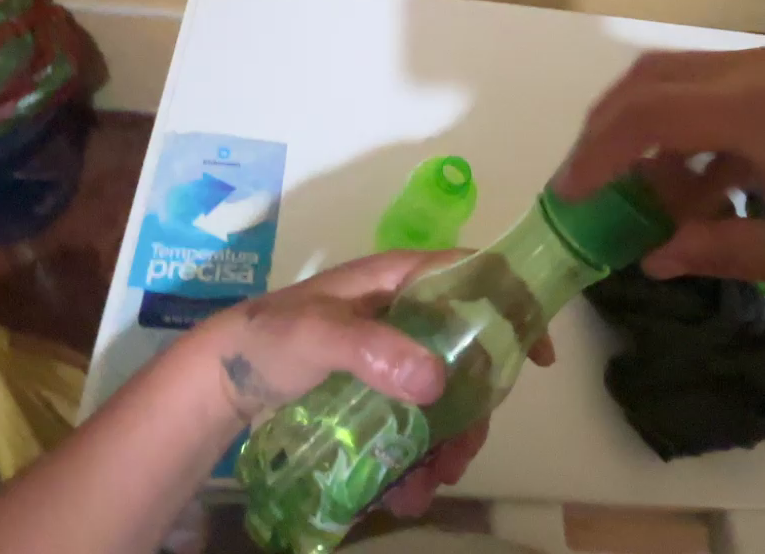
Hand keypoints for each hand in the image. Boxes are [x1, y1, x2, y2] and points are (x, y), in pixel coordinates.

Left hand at [199, 251, 553, 515]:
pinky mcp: (380, 388)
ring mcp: (393, 352)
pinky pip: (420, 418)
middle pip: (469, 348)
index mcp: (399, 280)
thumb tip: (437, 381)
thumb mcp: (317, 334)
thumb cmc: (273, 337)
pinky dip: (423, 453)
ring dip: (450, 441)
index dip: (512, 305)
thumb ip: (371, 348)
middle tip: (464, 453)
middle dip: (476, 404)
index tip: (540, 355)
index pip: (472, 276)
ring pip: (448, 392)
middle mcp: (406, 312)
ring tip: (425, 485)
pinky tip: (405, 488)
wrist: (224, 376)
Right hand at [554, 45, 764, 294]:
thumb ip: (721, 249)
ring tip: (649, 196)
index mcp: (760, 107)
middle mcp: (759, 70)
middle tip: (591, 183)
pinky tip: (705, 186)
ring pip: (682, 81)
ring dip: (651, 131)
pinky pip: (720, 93)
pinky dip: (694, 132)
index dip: (598, 152)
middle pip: (651, 81)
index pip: (647, 114)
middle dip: (609, 130)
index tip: (570, 193)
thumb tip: (652, 257)